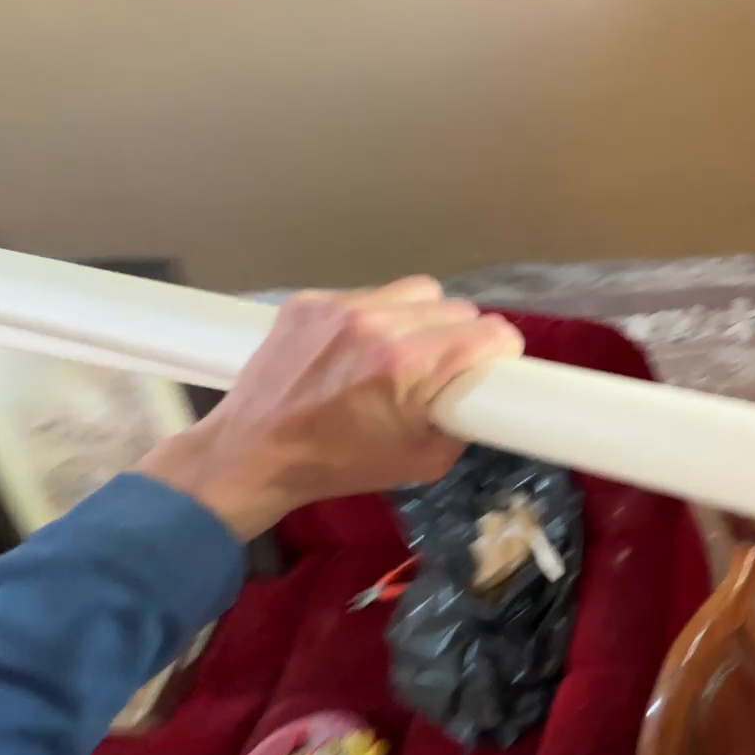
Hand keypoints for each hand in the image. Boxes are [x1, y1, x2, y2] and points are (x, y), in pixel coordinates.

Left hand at [137, 276, 523, 539]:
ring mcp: (340, 308)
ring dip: (429, 318)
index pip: (489, 332)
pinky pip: (375, 294)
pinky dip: (384, 315)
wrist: (251, 453)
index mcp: (408, 366)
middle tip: (450, 366)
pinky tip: (367, 343)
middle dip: (466, 336)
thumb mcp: (426, 460)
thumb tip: (481, 399)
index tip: (497, 366)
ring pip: (421, 291)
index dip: (503, 350)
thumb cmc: (343, 463)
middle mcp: (378, 325)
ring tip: (411, 347)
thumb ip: (465, 422)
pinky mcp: (311, 301)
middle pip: (459, 308)